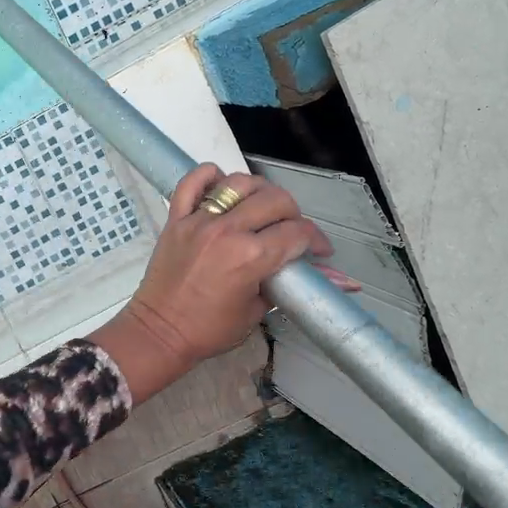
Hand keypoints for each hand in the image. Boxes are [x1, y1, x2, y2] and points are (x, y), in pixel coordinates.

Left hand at [89, 163, 339, 400]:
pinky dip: (208, 176)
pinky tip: (222, 188)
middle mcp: (226, 231)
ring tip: (261, 211)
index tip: (318, 252)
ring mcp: (197, 221)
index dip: (316, 240)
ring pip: (238, 183)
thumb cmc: (210, 329)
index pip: (298, 231)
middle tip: (289, 233)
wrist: (159, 330)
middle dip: (292, 214)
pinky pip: (191, 182)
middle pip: (275, 200)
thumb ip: (296, 284)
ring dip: (258, 191)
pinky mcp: (175, 219)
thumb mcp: (260, 309)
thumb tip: (348, 282)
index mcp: (250, 257)